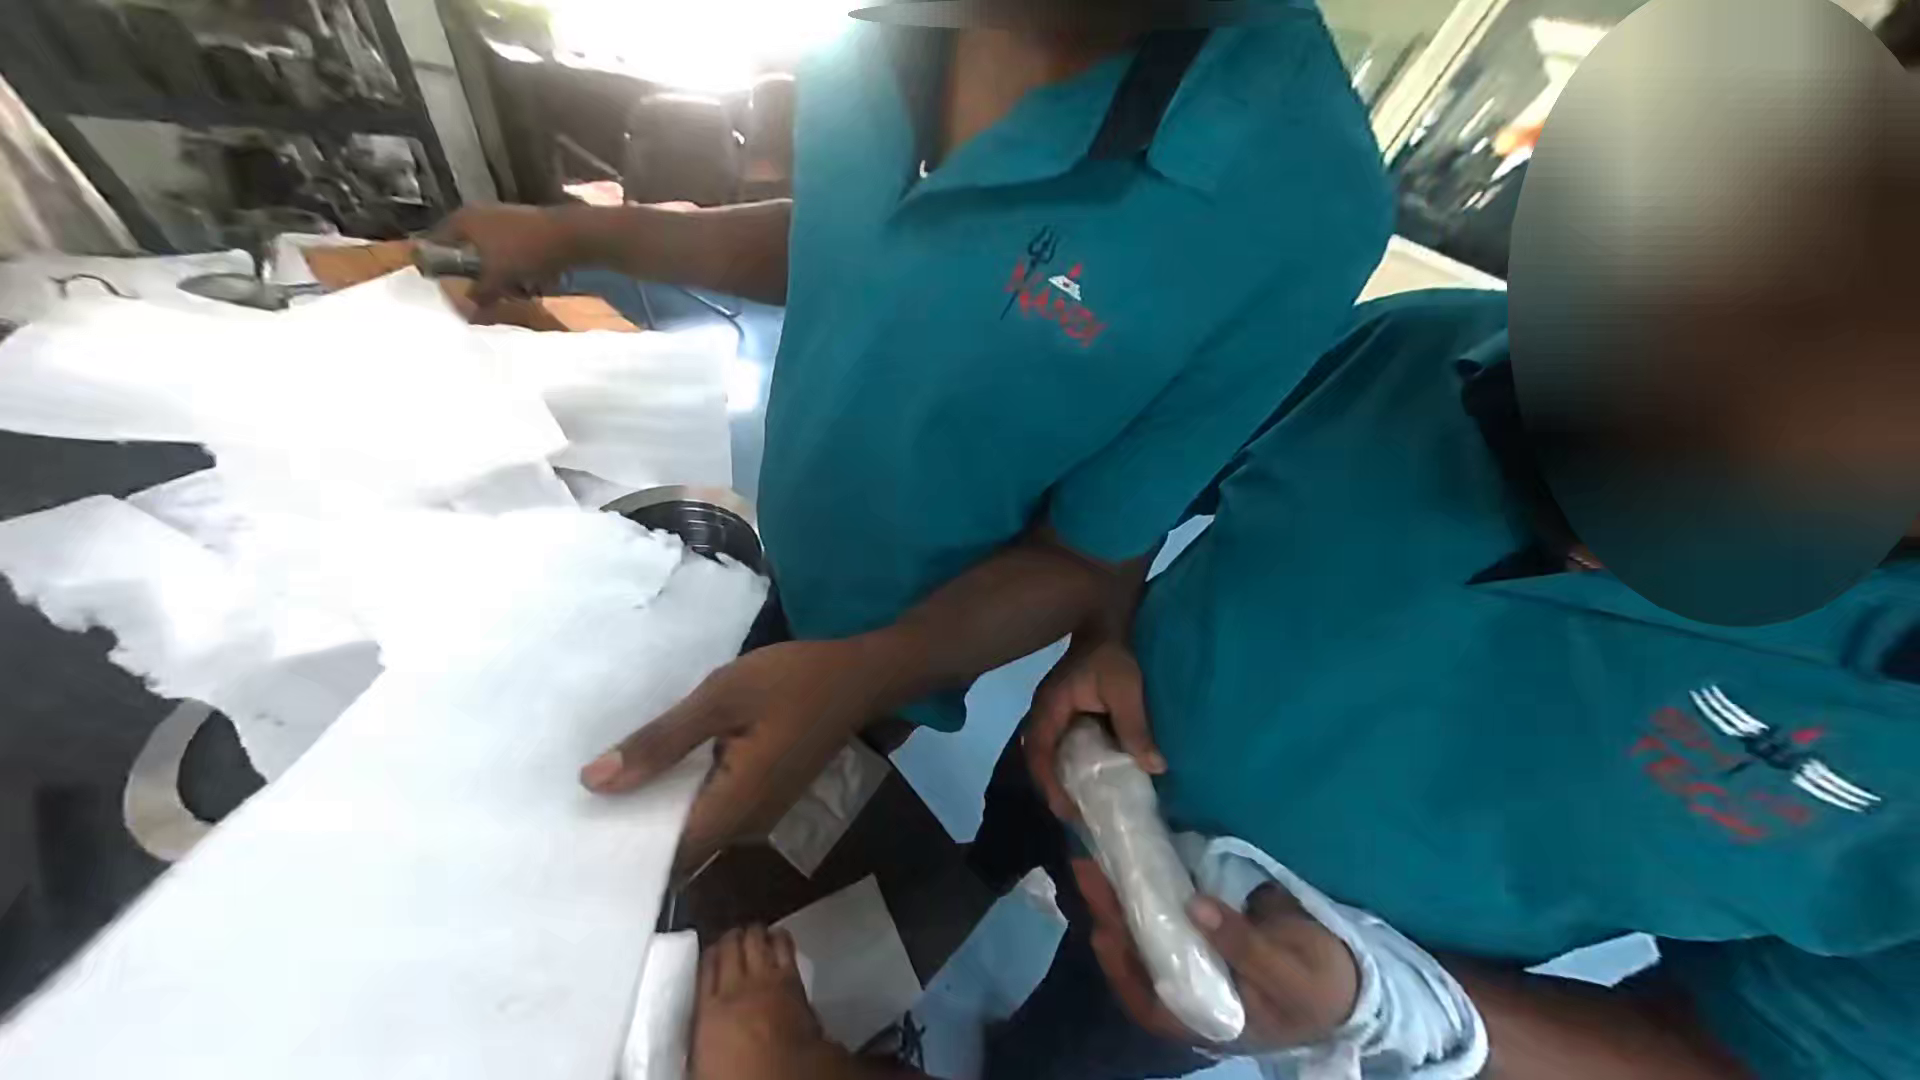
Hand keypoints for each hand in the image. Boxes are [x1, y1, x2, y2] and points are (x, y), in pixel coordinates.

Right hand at [429, 203, 582, 306]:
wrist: (569, 235)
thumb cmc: (524, 252)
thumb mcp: (498, 276)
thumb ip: (481, 292)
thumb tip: (470, 306)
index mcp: (462, 220)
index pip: (437, 241)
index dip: (439, 263)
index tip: (446, 283)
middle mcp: (479, 215)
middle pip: (470, 249)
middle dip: (482, 275)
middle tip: (492, 294)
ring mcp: (505, 219)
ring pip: (497, 254)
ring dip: (506, 275)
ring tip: (520, 292)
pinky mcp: (528, 228)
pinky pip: (518, 252)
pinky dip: (523, 269)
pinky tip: (536, 284)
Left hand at [580, 639, 882, 875]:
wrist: (858, 674)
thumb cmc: (793, 682)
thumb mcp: (723, 698)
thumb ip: (663, 741)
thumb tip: (593, 784)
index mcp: (735, 806)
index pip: (664, 859)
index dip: (617, 855)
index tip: (569, 842)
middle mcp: (748, 822)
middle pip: (679, 846)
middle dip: (630, 831)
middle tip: (574, 808)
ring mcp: (762, 807)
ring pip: (697, 825)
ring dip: (657, 808)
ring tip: (608, 784)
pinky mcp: (768, 788)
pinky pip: (715, 804)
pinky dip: (684, 792)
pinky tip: (664, 763)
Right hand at [1023, 638, 1163, 820]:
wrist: (1104, 621)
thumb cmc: (1112, 655)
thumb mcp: (1125, 688)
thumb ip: (1135, 726)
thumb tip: (1154, 768)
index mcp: (1050, 707)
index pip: (1040, 753)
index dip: (1050, 784)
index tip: (1069, 811)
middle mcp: (1045, 712)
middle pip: (1039, 758)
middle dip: (1053, 787)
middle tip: (1077, 816)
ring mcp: (1054, 710)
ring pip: (1049, 752)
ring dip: (1061, 777)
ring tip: (1082, 803)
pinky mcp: (1066, 709)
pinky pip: (1062, 743)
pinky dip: (1071, 763)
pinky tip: (1091, 775)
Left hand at [1072, 858, 1359, 1052]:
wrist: (1349, 971)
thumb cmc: (1317, 986)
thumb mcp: (1287, 976)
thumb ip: (1243, 946)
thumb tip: (1196, 909)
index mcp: (1206, 1015)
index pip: (1149, 1003)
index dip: (1120, 970)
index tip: (1102, 931)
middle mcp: (1190, 985)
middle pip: (1137, 954)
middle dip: (1108, 914)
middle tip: (1087, 871)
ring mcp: (1194, 952)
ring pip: (1144, 928)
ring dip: (1118, 895)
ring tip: (1096, 857)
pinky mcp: (1201, 923)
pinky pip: (1165, 905)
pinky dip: (1145, 884)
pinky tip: (1130, 854)